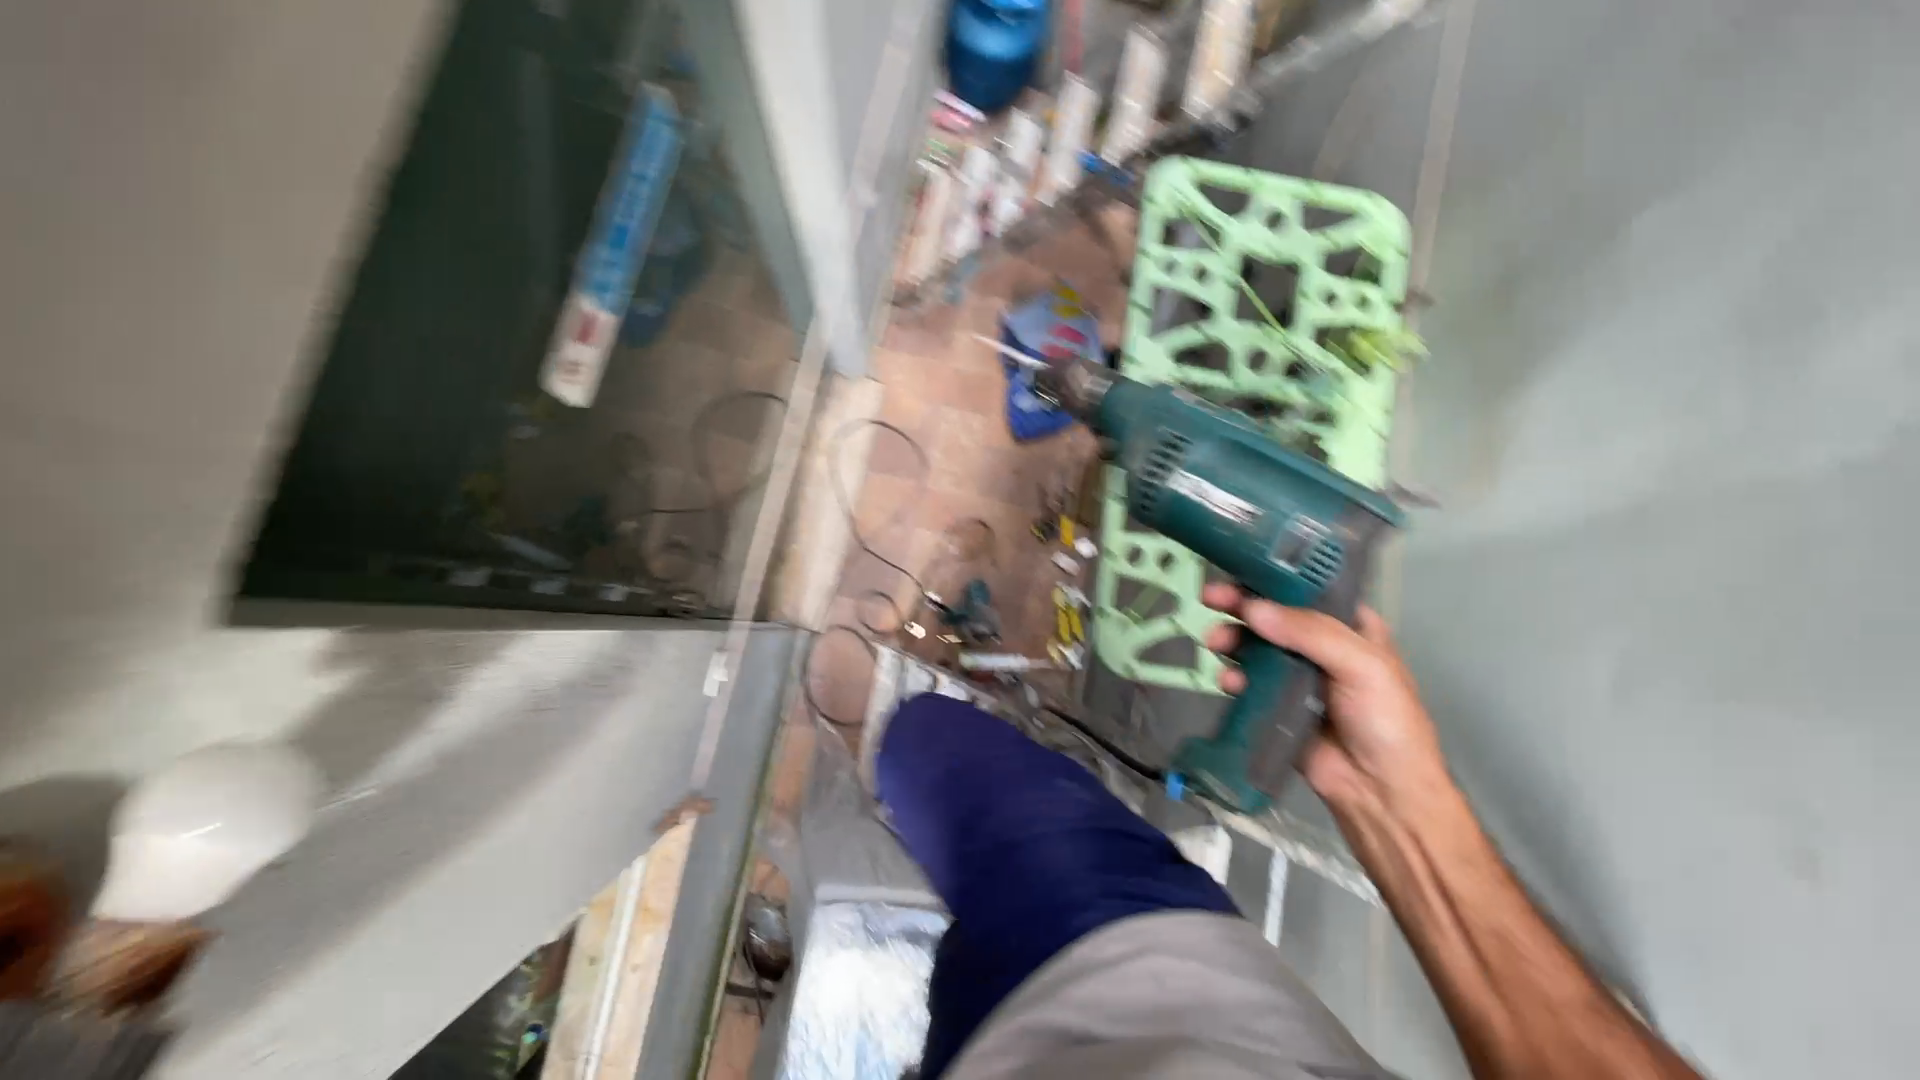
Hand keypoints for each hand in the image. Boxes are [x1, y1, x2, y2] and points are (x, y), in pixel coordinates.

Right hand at [1201, 585, 1448, 812]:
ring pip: (1254, 646)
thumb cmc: (1385, 719)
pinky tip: (1229, 682)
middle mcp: (1320, 646)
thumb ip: (1309, 632)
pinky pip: (1247, 682)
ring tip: (1215, 643)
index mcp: (1350, 627)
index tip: (1237, 568)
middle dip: (1240, 605)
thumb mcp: (1361, 664)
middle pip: (1273, 615)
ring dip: (1232, 639)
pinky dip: (1233, 676)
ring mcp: (1296, 676)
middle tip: (1209, 598)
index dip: (1272, 577)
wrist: (1380, 791)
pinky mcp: (1275, 705)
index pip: (1307, 590)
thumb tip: (1252, 610)